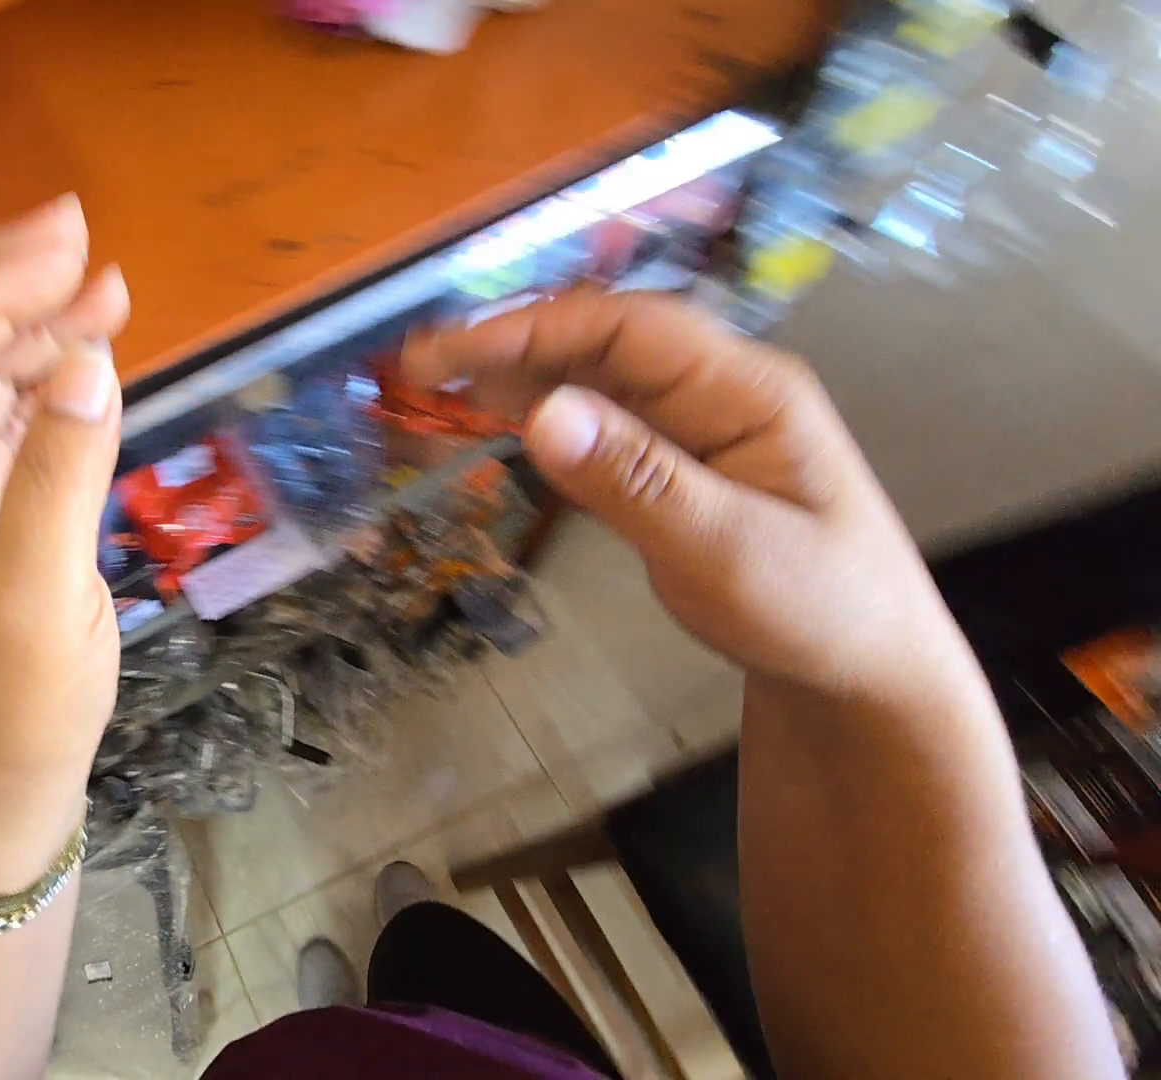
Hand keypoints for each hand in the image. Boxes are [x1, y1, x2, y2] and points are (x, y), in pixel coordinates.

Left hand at [0, 196, 128, 888]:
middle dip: (3, 283)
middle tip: (75, 232)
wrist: (24, 766)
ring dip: (39, 321)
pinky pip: (24, 414)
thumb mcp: (39, 599)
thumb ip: (61, 482)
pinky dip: (59, 372)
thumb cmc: (19, 703)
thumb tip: (89, 362)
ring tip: (104, 282)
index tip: (61, 254)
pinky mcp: (7, 497)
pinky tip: (96, 343)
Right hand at [404, 289, 979, 704]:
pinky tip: (492, 419)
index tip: (452, 352)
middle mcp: (711, 391)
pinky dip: (535, 416)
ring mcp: (686, 426)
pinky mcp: (662, 462)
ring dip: (514, 374)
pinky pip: (591, 423)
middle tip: (423, 363)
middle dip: (509, 343)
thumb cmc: (813, 611)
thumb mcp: (725, 551)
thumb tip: (542, 415)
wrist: (855, 670)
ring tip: (439, 385)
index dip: (533, 330)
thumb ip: (635, 482)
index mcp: (744, 389)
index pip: (626, 329)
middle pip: (599, 342)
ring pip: (588, 379)